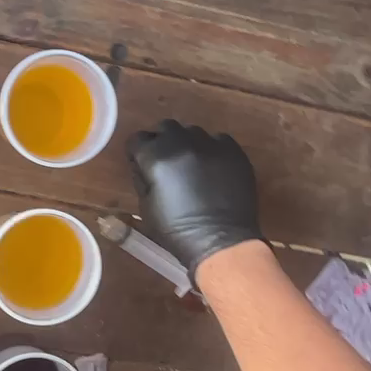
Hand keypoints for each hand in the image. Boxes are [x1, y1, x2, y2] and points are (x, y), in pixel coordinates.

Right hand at [126, 119, 262, 274]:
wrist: (221, 242)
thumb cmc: (176, 231)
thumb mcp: (146, 206)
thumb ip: (141, 177)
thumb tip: (141, 162)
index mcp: (157, 158)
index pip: (137, 139)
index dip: (137, 152)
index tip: (141, 163)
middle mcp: (183, 144)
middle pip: (165, 127)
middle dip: (161, 141)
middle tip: (165, 161)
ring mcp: (211, 145)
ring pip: (192, 132)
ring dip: (186, 144)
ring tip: (191, 165)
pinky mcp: (234, 151)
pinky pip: (218, 140)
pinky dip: (211, 150)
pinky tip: (212, 169)